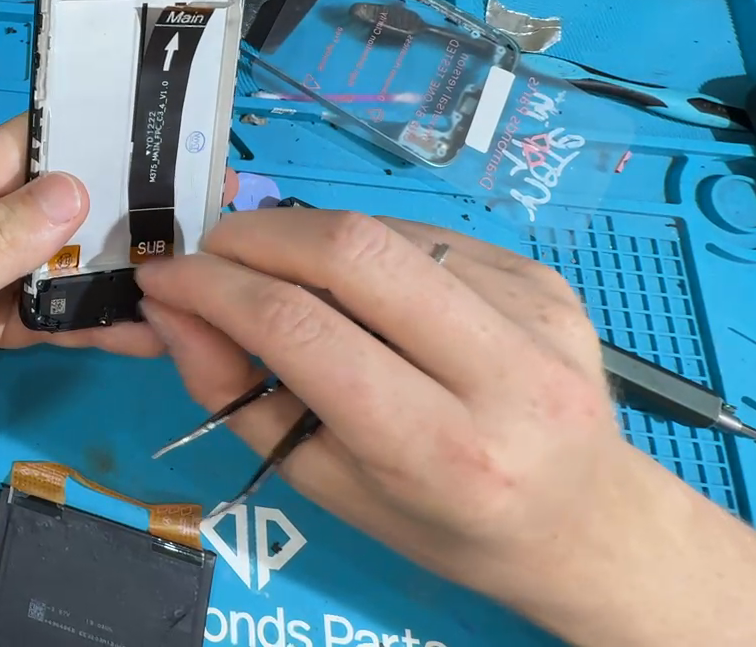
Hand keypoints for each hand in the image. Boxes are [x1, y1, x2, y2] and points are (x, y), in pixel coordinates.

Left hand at [0, 115, 174, 457]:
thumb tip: (73, 187)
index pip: (24, 146)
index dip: (86, 135)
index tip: (160, 144)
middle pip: (49, 203)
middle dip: (113, 209)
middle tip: (197, 224)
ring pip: (49, 261)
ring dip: (103, 271)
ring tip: (184, 282)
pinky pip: (35, 313)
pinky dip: (77, 322)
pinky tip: (133, 334)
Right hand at [135, 209, 651, 622]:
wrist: (596, 527)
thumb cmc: (435, 520)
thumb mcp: (313, 476)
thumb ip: (226, 389)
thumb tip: (165, 309)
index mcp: (442, 449)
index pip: (296, 327)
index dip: (209, 287)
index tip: (159, 278)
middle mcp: (505, 372)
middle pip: (344, 248)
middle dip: (247, 237)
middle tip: (206, 258)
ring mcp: (533, 312)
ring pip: (370, 228)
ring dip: (289, 238)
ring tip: (270, 277)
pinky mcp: (539, 277)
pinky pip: (407, 232)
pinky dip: (345, 246)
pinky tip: (348, 288)